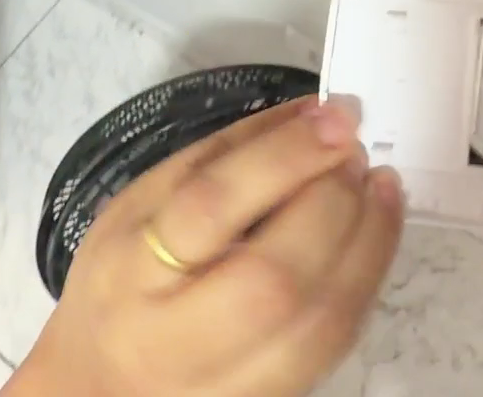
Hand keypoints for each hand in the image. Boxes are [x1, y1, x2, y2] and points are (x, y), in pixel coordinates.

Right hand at [7, 96, 403, 396]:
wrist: (101, 380)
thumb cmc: (126, 272)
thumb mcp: (149, 195)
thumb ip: (231, 151)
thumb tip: (316, 113)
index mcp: (133, 267)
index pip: (211, 206)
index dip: (284, 157)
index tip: (338, 117)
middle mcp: (176, 339)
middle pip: (272, 278)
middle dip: (332, 205)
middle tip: (356, 155)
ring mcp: (226, 387)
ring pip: (316, 327)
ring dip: (367, 245)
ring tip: (381, 187)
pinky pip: (332, 351)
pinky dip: (364, 283)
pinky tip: (374, 236)